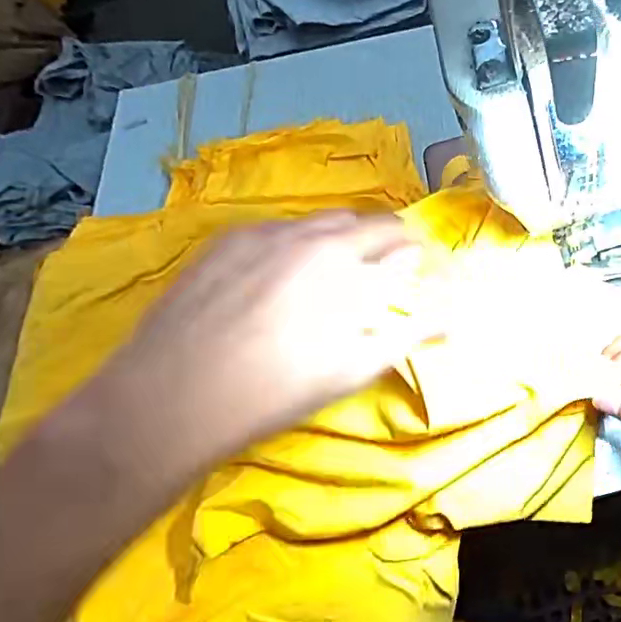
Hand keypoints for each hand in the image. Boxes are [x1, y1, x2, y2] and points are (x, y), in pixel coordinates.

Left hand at [93, 212, 436, 458]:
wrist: (170, 399)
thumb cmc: (275, 390)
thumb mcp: (353, 368)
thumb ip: (408, 333)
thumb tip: (450, 317)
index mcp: (348, 262)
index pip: (397, 235)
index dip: (410, 250)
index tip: (411, 268)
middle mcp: (310, 235)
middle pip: (360, 222)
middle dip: (377, 241)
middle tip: (373, 274)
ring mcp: (263, 233)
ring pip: (317, 223)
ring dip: (336, 240)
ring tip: (325, 278)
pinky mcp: (225, 241)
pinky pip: (276, 231)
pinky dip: (293, 245)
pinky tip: (276, 280)